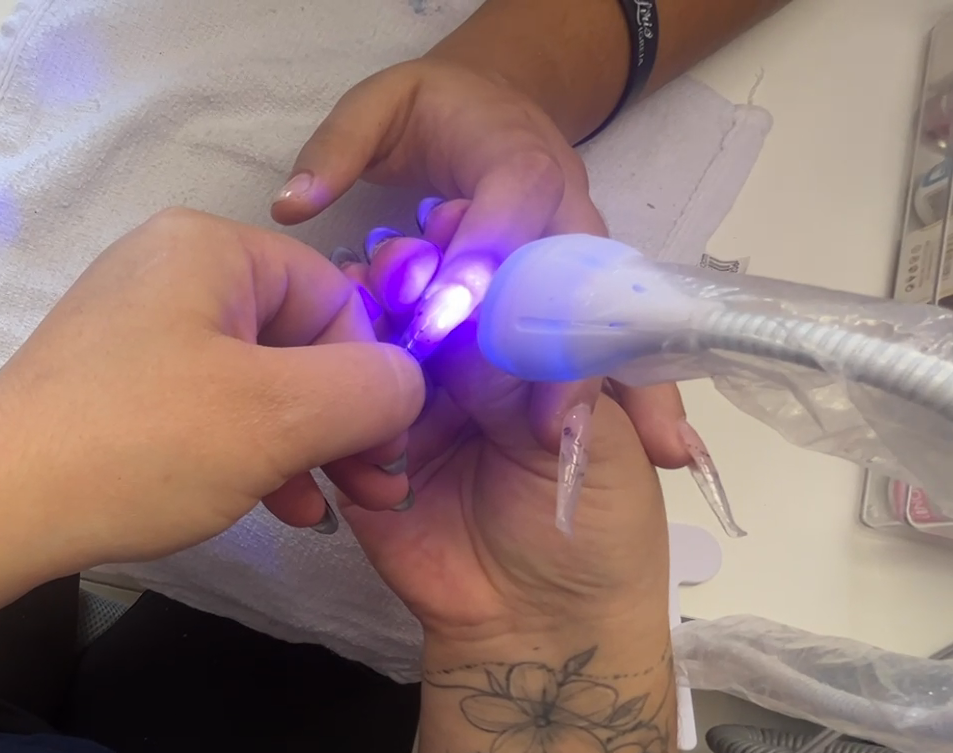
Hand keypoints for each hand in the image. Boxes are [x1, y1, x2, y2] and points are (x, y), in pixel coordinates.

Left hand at [0, 209, 423, 576]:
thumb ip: (372, 388)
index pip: (334, 298)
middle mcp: (164, 275)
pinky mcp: (106, 389)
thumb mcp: (278, 416)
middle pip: (289, 344)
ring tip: (319, 511)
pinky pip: (196, 411)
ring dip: (293, 448)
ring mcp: (128, 334)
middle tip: (371, 491)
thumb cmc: (139, 449)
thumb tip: (404, 384)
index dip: (375, 378)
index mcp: (207, 250)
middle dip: (337, 423)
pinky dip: (238, 454)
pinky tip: (267, 505)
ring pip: (245, 386)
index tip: (390, 455)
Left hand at [274, 58, 693, 466]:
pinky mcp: (575, 289)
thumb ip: (338, 148)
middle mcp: (565, 212)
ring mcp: (579, 254)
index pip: (506, 212)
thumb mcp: (380, 108)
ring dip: (603, 385)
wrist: (491, 103)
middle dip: (555, 350)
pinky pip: (607, 342)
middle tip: (541, 424)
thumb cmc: (431, 110)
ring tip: (586, 449)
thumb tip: (290, 203)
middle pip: (570, 281)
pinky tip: (663, 449)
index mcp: (518, 163)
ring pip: (600, 319)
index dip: (478, 267)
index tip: (440, 325)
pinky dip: (636, 392)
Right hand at [330, 264, 669, 644]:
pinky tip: (328, 366)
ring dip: (361, 321)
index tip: (452, 228)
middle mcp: (464, 377)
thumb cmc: (590, 533)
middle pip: (426, 307)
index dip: (475, 253)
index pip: (498, 288)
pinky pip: (336, 409)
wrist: (524, 624)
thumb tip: (485, 308)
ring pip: (373, 348)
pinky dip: (328, 382)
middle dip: (409, 278)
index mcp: (529, 360)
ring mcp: (405, 413)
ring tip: (358, 310)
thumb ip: (547, 372)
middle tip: (397, 272)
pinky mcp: (358, 454)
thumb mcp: (592, 442)